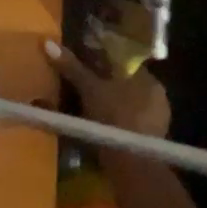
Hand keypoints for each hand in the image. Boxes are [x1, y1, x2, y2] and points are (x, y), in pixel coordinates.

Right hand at [44, 39, 170, 138]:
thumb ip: (72, 66)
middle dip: (105, 86)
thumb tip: (48, 42)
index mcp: (148, 79)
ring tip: (85, 109)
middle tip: (80, 88)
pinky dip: (115, 123)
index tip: (82, 66)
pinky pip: (129, 124)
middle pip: (125, 85)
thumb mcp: (89, 89)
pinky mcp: (151, 141)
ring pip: (127, 105)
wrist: (132, 165)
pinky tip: (99, 128)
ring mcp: (158, 121)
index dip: (102, 63)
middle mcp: (158, 97)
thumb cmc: (114, 118)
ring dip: (109, 106)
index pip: (124, 64)